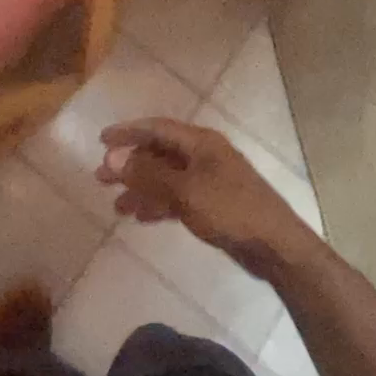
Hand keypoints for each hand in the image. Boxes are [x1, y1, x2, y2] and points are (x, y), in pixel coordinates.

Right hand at [96, 118, 318, 278]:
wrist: (275, 246)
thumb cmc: (230, 210)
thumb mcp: (185, 190)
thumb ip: (148, 174)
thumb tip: (113, 158)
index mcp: (200, 143)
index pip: (157, 128)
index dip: (128, 132)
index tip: (101, 141)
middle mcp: (204, 156)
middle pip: (159, 154)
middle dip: (130, 165)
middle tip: (100, 178)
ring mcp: (209, 180)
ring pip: (166, 178)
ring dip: (141, 189)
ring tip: (116, 206)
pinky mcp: (213, 204)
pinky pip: (177, 198)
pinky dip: (158, 204)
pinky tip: (141, 218)